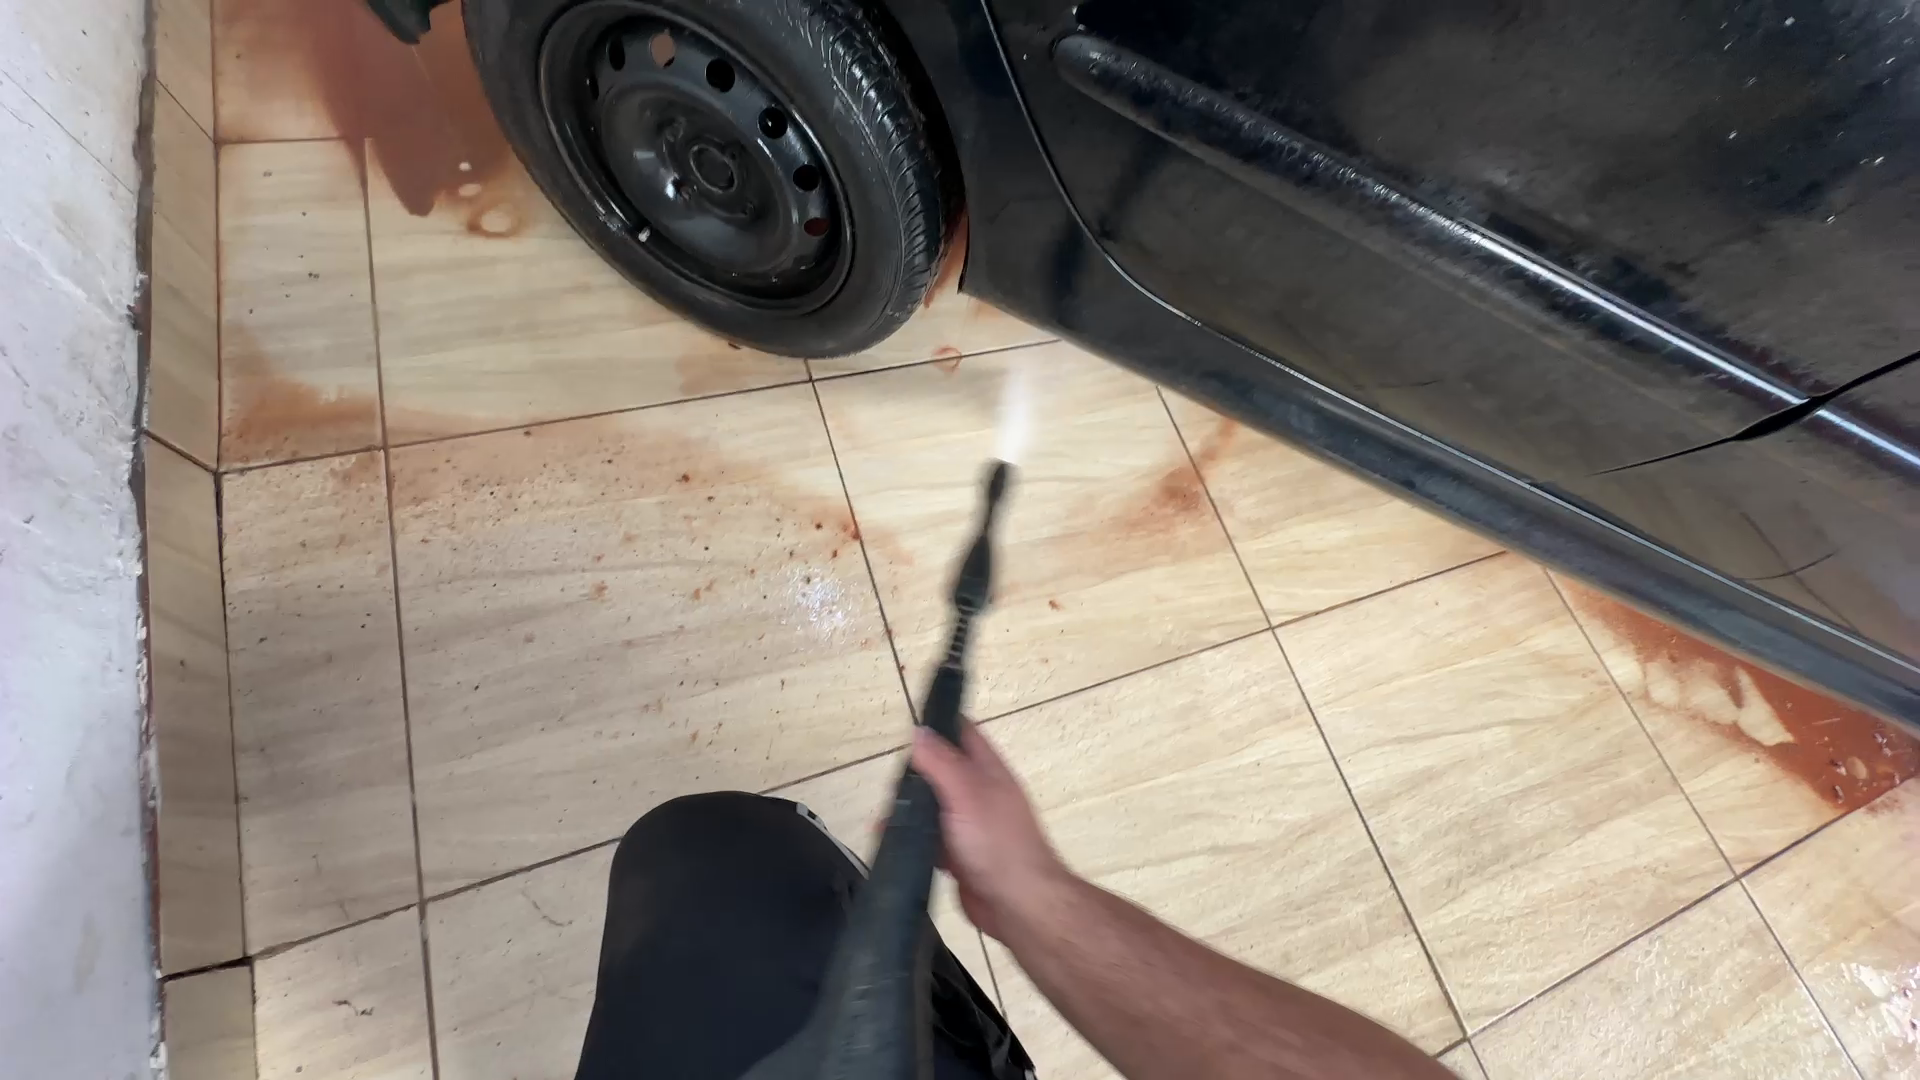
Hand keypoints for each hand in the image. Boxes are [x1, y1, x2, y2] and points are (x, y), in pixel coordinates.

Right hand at [911, 722, 1069, 940]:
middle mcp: (980, 792)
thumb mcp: (966, 792)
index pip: (963, 733)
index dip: (939, 725)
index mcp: (988, 769)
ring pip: (934, 807)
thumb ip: (941, 762)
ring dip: (910, 810)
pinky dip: (912, 838)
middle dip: (915, 774)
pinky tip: (890, 842)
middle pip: (942, 770)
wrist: (1016, 904)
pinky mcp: (960, 853)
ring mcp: (970, 824)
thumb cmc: (995, 841)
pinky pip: (931, 839)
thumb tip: (919, 731)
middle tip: (890, 784)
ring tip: (882, 817)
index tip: (908, 727)